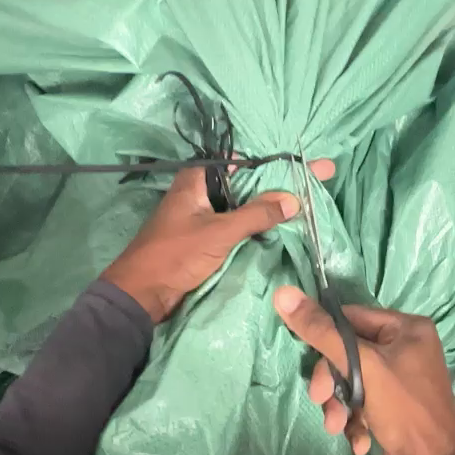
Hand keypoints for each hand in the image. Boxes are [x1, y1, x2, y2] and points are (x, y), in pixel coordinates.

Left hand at [102, 160, 334, 322]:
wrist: (142, 293)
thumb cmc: (176, 255)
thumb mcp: (220, 232)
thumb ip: (256, 214)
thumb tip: (294, 200)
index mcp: (196, 178)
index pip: (240, 160)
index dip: (271, 163)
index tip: (303, 165)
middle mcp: (199, 191)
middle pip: (243, 183)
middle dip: (274, 186)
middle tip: (312, 184)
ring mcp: (201, 215)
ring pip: (241, 205)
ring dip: (266, 208)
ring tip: (303, 204)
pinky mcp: (204, 237)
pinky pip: (235, 224)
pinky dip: (255, 225)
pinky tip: (279, 227)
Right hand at [272, 287, 454, 454]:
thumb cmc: (402, 409)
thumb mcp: (362, 366)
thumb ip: (322, 332)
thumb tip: (283, 293)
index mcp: (408, 328)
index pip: (351, 318)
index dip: (326, 341)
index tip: (312, 366)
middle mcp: (408, 346)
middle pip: (350, 352)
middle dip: (333, 382)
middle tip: (321, 400)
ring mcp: (403, 377)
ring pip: (353, 380)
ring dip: (340, 405)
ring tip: (338, 427)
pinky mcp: (396, 404)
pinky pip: (365, 400)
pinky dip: (357, 418)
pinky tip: (359, 438)